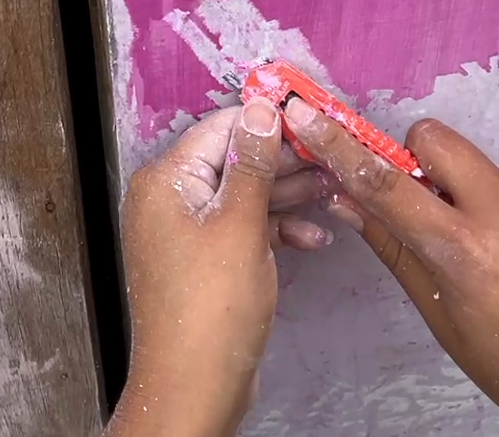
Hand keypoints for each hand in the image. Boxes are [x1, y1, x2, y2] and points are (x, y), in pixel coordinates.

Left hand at [106, 100, 337, 436]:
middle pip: (232, 161)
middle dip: (282, 162)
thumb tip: (260, 108)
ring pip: (241, 195)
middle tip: (329, 159)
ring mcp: (185, 228)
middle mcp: (169, 197)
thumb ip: (252, 163)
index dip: (265, 121)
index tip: (308, 117)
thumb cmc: (212, 306)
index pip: (219, 129)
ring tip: (331, 191)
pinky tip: (313, 238)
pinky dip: (273, 229)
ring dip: (285, 196)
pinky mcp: (203, 256)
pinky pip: (239, 227)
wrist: (194, 389)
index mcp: (167, 179)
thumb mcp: (241, 225)